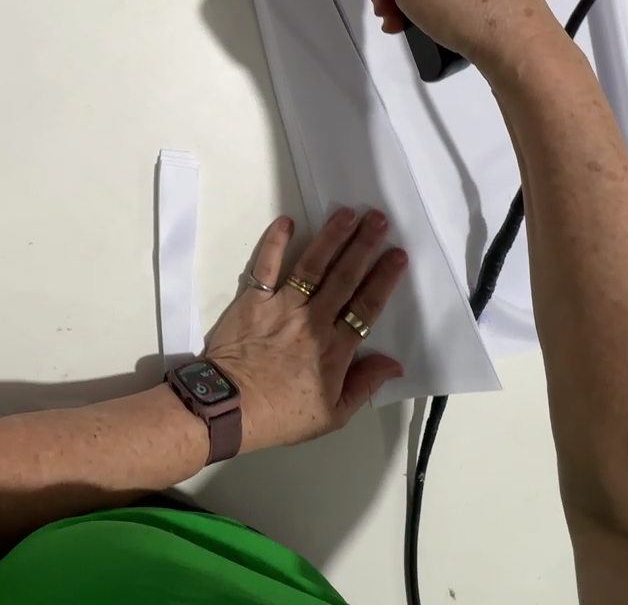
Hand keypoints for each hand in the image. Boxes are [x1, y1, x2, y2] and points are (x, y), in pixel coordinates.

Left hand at [202, 208, 407, 453]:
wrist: (229, 407)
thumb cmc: (282, 414)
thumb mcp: (333, 414)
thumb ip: (364, 385)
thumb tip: (394, 363)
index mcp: (335, 349)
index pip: (366, 307)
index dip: (384, 279)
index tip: (398, 255)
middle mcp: (312, 320)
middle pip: (344, 277)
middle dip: (364, 246)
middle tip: (379, 219)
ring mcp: (282, 306)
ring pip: (312, 265)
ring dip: (330, 237)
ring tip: (347, 213)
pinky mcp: (253, 299)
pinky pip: (265, 266)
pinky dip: (275, 242)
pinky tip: (287, 221)